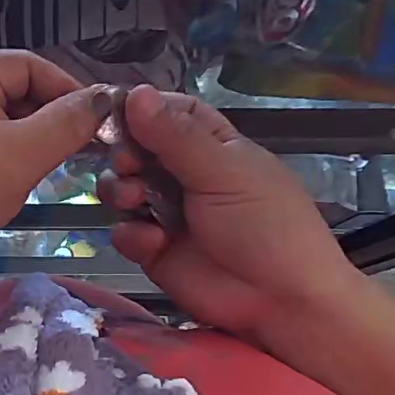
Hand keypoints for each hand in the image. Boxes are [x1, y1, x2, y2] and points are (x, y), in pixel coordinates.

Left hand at [0, 50, 114, 281]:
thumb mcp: (22, 156)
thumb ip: (67, 123)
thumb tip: (104, 98)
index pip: (30, 65)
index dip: (69, 89)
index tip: (98, 121)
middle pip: (13, 89)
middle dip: (49, 117)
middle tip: (77, 149)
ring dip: (28, 139)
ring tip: (46, 168)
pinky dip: (3, 154)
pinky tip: (12, 179)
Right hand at [98, 85, 364, 340]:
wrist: (280, 302)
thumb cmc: (266, 225)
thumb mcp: (224, 172)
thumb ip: (176, 137)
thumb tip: (135, 92)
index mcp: (210, 144)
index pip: (165, 111)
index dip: (139, 109)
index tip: (114, 113)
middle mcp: (183, 174)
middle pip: (134, 148)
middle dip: (124, 153)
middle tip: (129, 164)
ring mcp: (166, 212)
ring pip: (121, 188)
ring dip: (121, 190)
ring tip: (136, 201)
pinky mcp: (153, 250)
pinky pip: (124, 231)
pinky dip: (132, 234)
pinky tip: (154, 242)